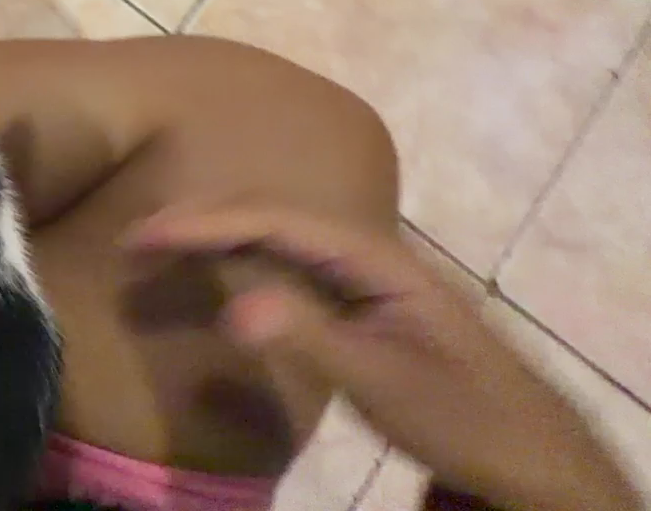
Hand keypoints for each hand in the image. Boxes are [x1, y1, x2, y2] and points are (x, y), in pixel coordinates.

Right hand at [127, 206, 640, 510]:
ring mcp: (355, 265)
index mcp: (373, 254)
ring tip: (156, 242)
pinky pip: (276, 252)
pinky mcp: (347, 289)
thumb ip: (311, 338)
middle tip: (136, 237)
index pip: (270, 218)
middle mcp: (360, 245)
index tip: (145, 234)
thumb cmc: (466, 418)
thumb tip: (230, 308)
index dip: (202, 221)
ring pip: (266, 226)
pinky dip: (229, 249)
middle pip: (263, 209)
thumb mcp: (390, 384)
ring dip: (207, 228)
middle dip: (195, 216)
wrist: (535, 460)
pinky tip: (205, 258)